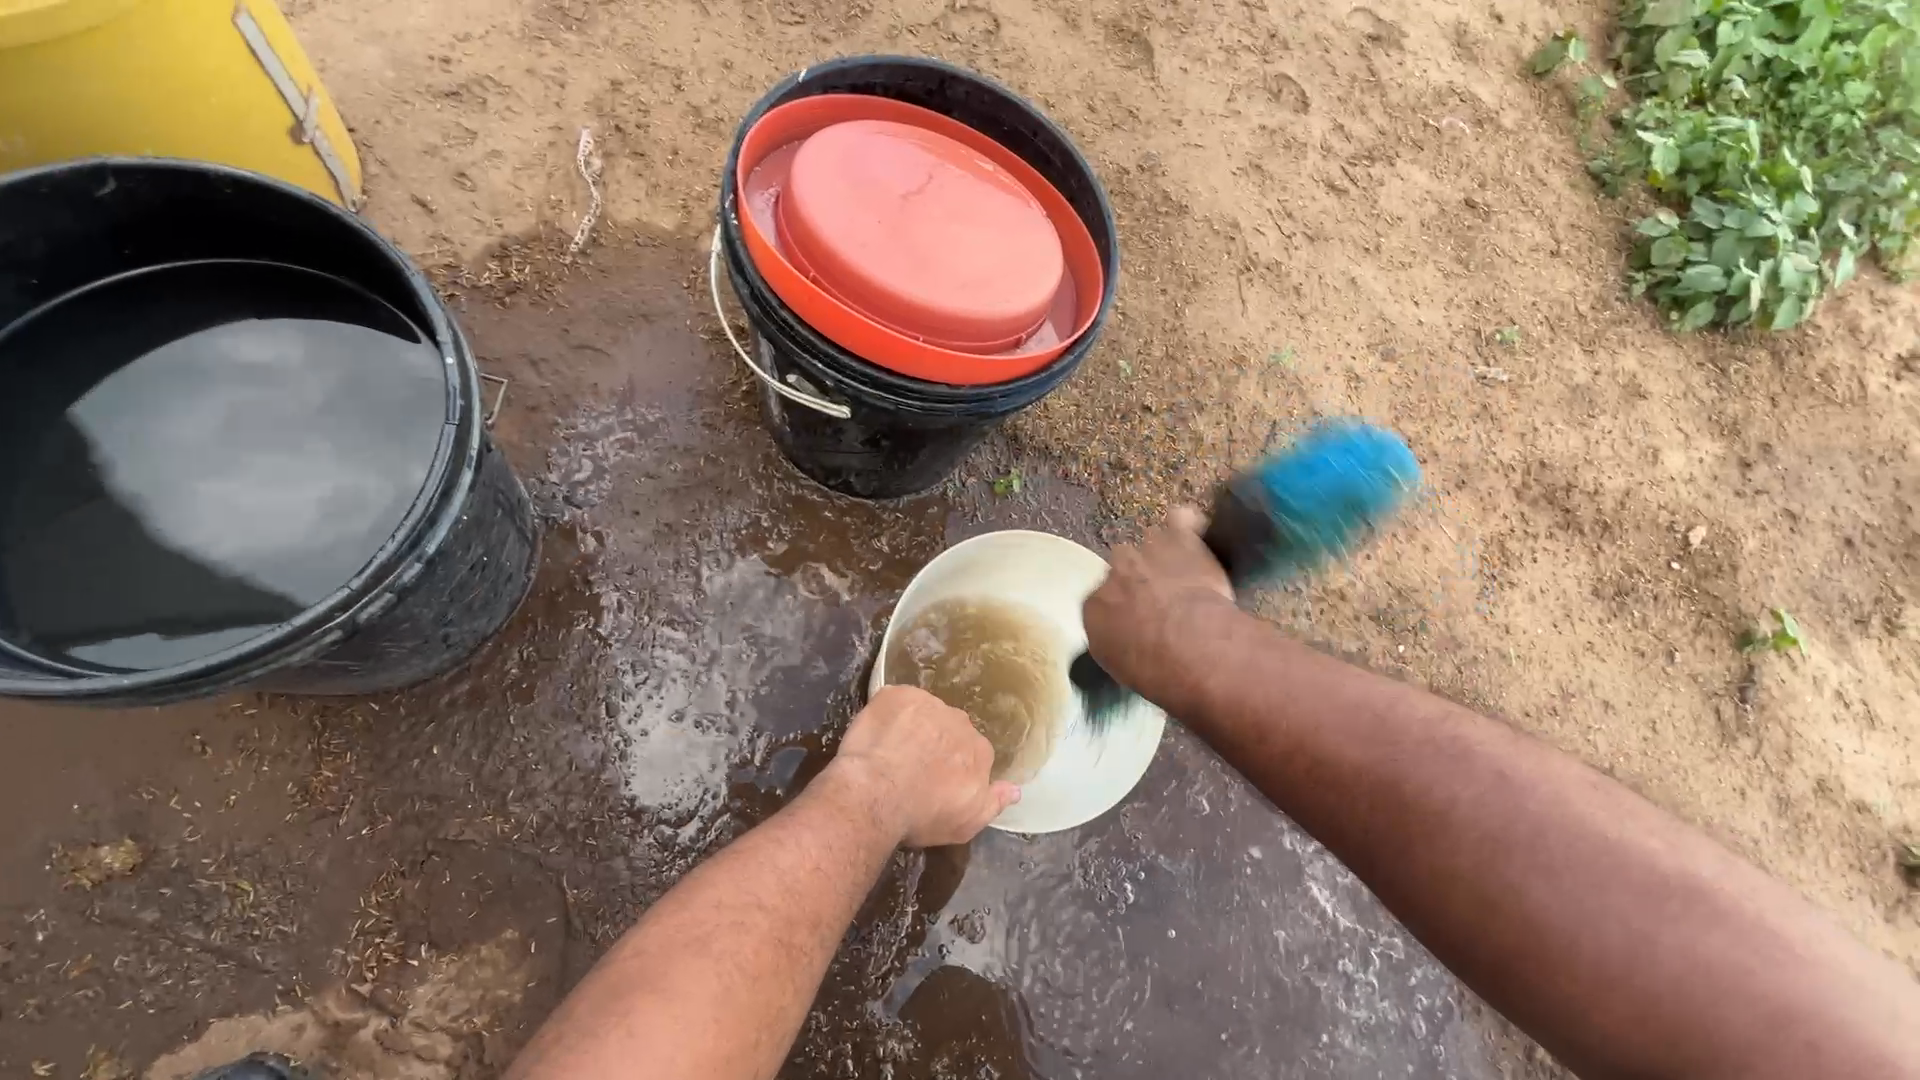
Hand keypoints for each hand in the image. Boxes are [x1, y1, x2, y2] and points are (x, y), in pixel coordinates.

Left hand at [819, 685, 1020, 847]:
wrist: (877, 792)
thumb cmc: (922, 814)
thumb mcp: (966, 823)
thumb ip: (994, 803)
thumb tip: (1015, 789)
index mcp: (980, 750)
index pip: (973, 753)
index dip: (954, 767)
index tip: (937, 781)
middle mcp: (960, 721)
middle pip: (950, 729)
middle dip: (935, 743)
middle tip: (912, 767)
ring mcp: (929, 704)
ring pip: (924, 712)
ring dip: (913, 726)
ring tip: (891, 750)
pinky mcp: (898, 694)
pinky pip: (898, 700)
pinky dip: (890, 712)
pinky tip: (879, 732)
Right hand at [1083, 506, 1235, 704]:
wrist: (1185, 644)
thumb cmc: (1154, 667)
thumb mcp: (1125, 669)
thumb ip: (1120, 646)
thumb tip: (1128, 648)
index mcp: (1093, 607)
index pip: (1102, 601)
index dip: (1123, 608)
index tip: (1138, 620)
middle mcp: (1114, 573)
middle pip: (1123, 566)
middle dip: (1139, 577)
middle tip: (1162, 598)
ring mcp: (1146, 552)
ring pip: (1151, 542)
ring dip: (1164, 553)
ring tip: (1182, 571)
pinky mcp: (1180, 540)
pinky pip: (1181, 520)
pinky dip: (1188, 524)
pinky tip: (1195, 531)